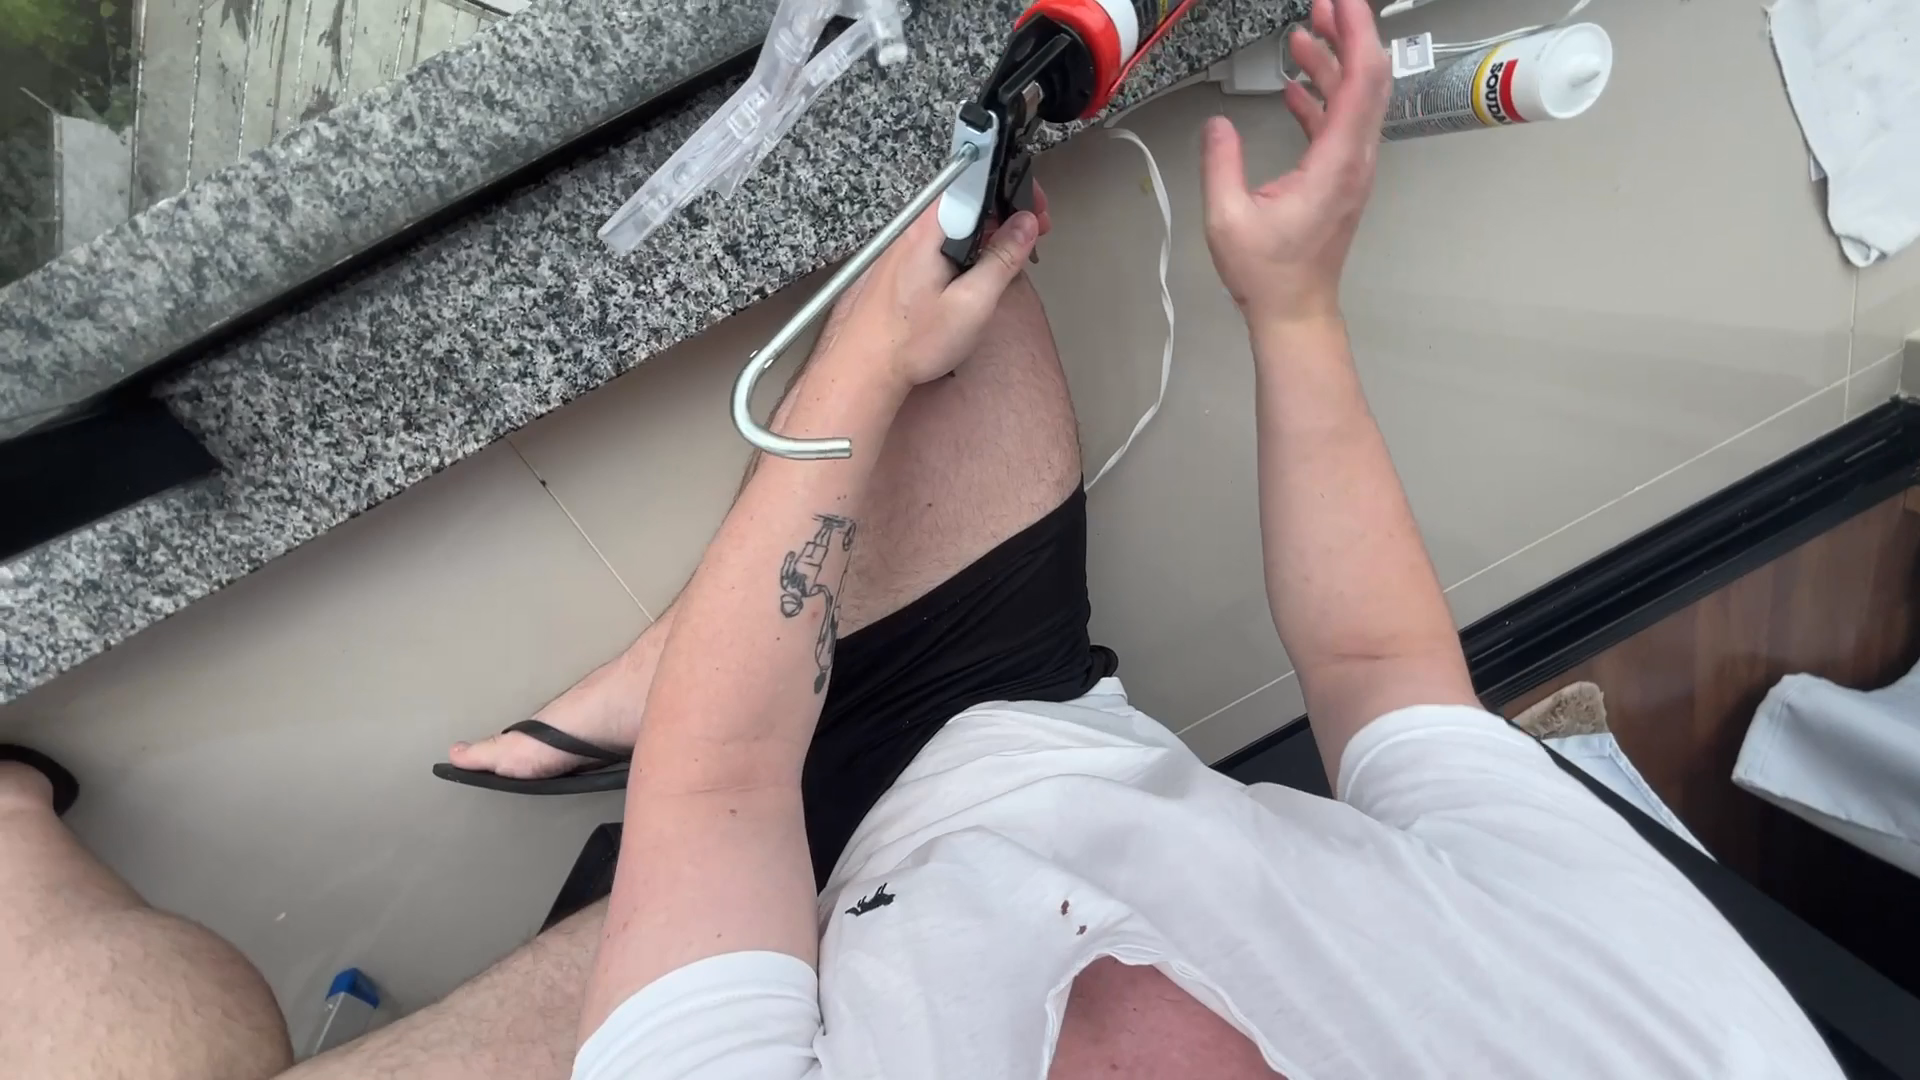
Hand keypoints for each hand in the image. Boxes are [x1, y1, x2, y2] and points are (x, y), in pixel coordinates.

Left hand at [820, 184, 1051, 390]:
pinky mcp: (901, 266)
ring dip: (985, 235)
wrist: (864, 367)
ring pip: (954, 225)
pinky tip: (974, 275)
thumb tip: (1025, 226)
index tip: (1033, 208)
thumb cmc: (911, 343)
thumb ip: (1001, 260)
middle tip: (1030, 238)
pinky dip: (964, 252)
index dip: (1010, 189)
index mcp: (930, 231)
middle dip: (1004, 214)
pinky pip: (939, 245)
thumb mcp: (972, 304)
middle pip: (967, 202)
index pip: (976, 183)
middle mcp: (913, 231)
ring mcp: (904, 248)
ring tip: (1007, 260)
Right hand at [1201, 0, 1389, 331]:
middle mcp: (1355, 160)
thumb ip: (1220, 165)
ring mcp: (1352, 171)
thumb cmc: (1266, 273)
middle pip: (1368, 78)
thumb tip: (1216, 125)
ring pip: (1356, 100)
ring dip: (1333, 64)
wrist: (1293, 310)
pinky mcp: (1342, 182)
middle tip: (1321, 4)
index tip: (1336, 0)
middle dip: (1347, 34)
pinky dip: (1324, 99)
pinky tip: (1297, 89)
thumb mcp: (1227, 219)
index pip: (1361, 77)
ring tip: (1301, 38)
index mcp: (1336, 163)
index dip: (1354, 30)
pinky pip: (1341, 126)